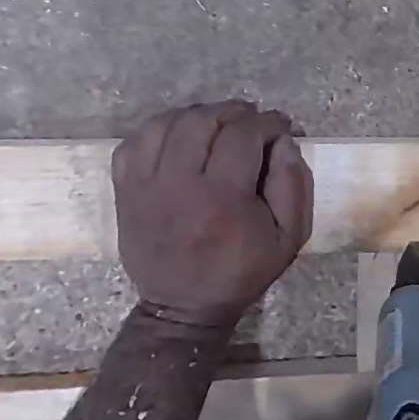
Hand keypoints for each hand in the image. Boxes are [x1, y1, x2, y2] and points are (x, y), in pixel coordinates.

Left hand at [111, 101, 313, 328]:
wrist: (183, 308)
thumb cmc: (243, 270)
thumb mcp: (289, 235)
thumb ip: (294, 183)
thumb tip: (283, 141)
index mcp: (222, 199)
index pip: (242, 134)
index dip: (267, 121)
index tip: (280, 126)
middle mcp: (177, 187)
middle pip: (202, 121)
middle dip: (234, 111)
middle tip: (251, 121)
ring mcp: (144, 188)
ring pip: (165, 124)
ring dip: (198, 115)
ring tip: (218, 125)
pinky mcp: (124, 193)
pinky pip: (134, 142)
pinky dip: (160, 130)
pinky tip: (182, 138)